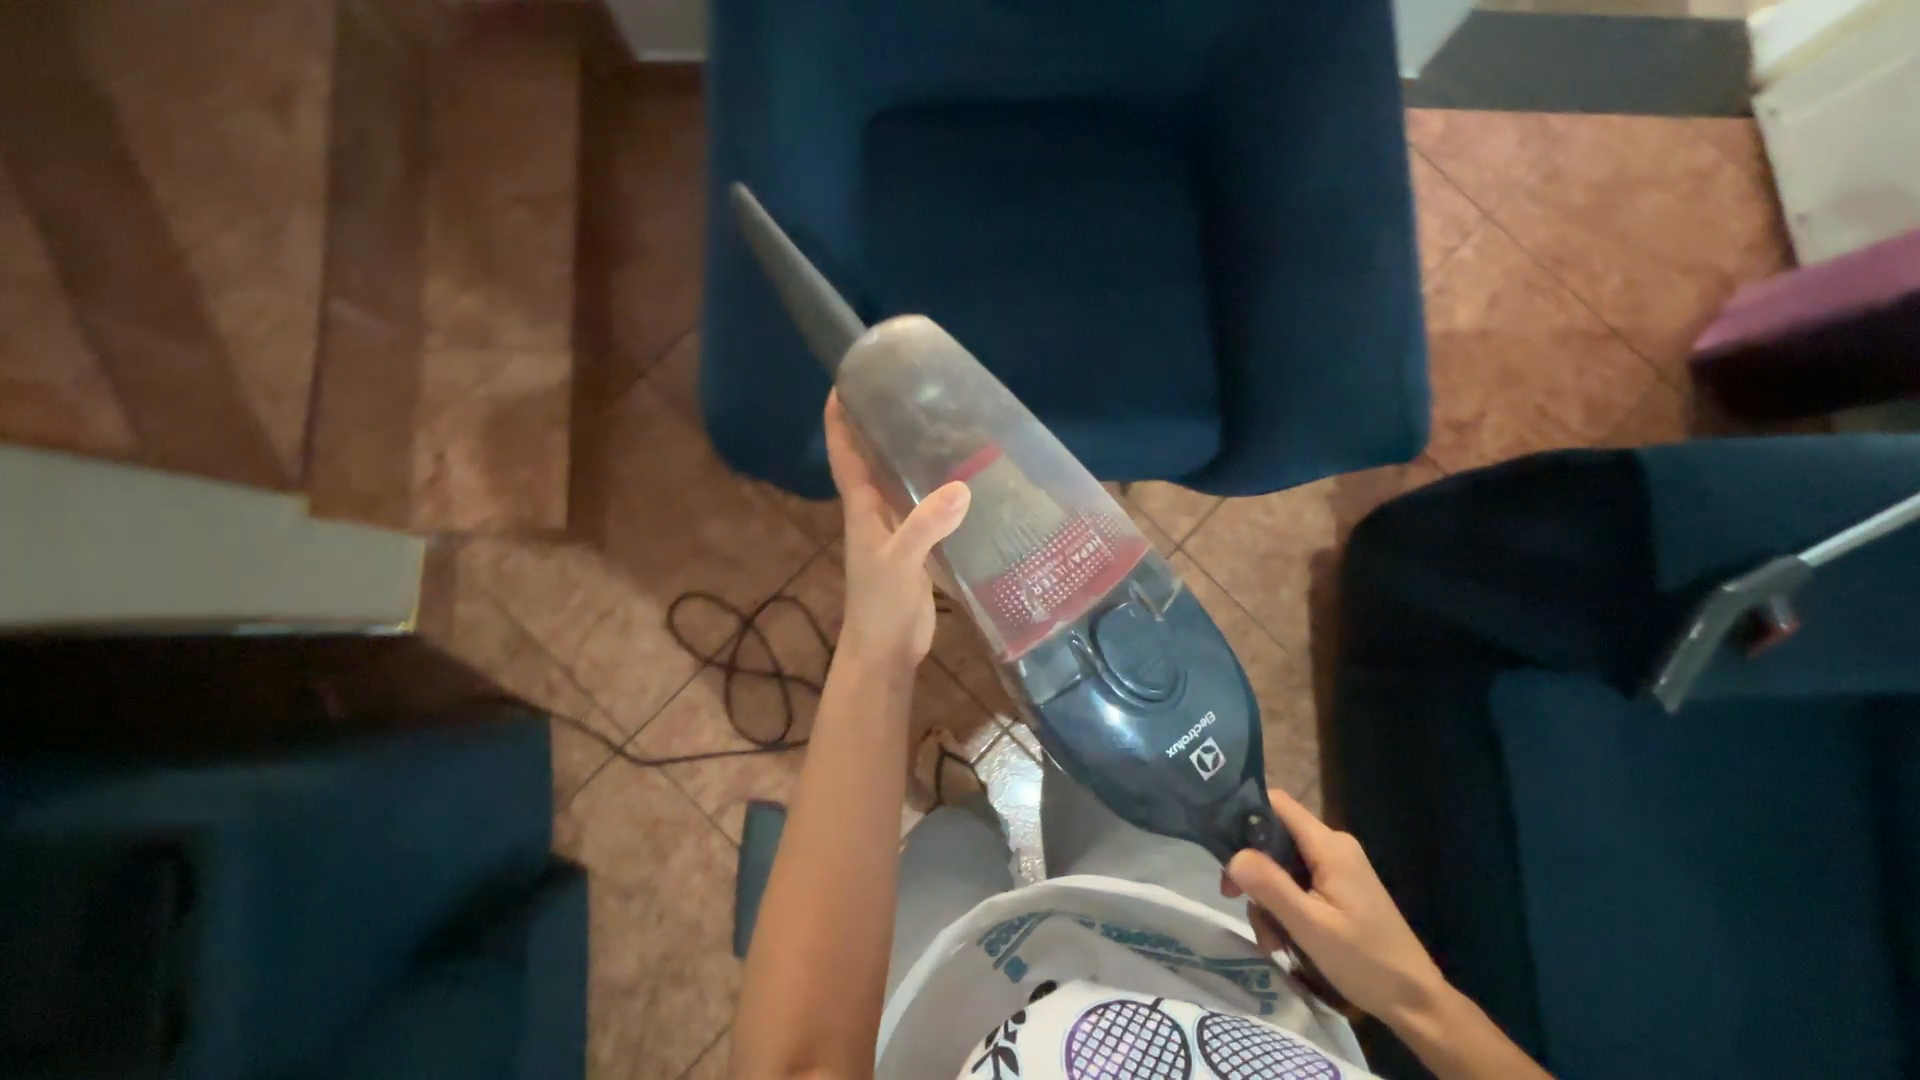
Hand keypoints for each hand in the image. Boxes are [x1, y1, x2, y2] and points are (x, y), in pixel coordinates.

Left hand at [824, 392, 970, 667]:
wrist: (886, 651)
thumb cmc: (879, 605)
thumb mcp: (899, 561)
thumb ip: (925, 525)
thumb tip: (962, 487)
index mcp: (861, 509)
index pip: (844, 455)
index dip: (839, 421)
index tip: (843, 383)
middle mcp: (875, 513)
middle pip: (873, 462)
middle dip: (880, 428)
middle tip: (908, 393)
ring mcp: (896, 531)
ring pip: (900, 483)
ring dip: (911, 457)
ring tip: (941, 425)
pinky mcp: (918, 548)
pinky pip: (926, 509)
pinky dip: (939, 491)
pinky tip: (965, 481)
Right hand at [1223, 788, 1449, 1027]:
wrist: (1415, 1001)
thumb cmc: (1364, 960)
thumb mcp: (1310, 925)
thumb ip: (1270, 885)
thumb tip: (1231, 855)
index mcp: (1329, 845)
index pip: (1276, 803)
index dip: (1243, 814)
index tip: (1220, 846)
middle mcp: (1333, 846)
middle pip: (1274, 838)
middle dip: (1253, 871)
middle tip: (1235, 900)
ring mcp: (1337, 868)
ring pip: (1282, 866)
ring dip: (1268, 899)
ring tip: (1273, 940)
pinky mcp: (1339, 889)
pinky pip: (1298, 884)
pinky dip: (1285, 908)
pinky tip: (1286, 939)